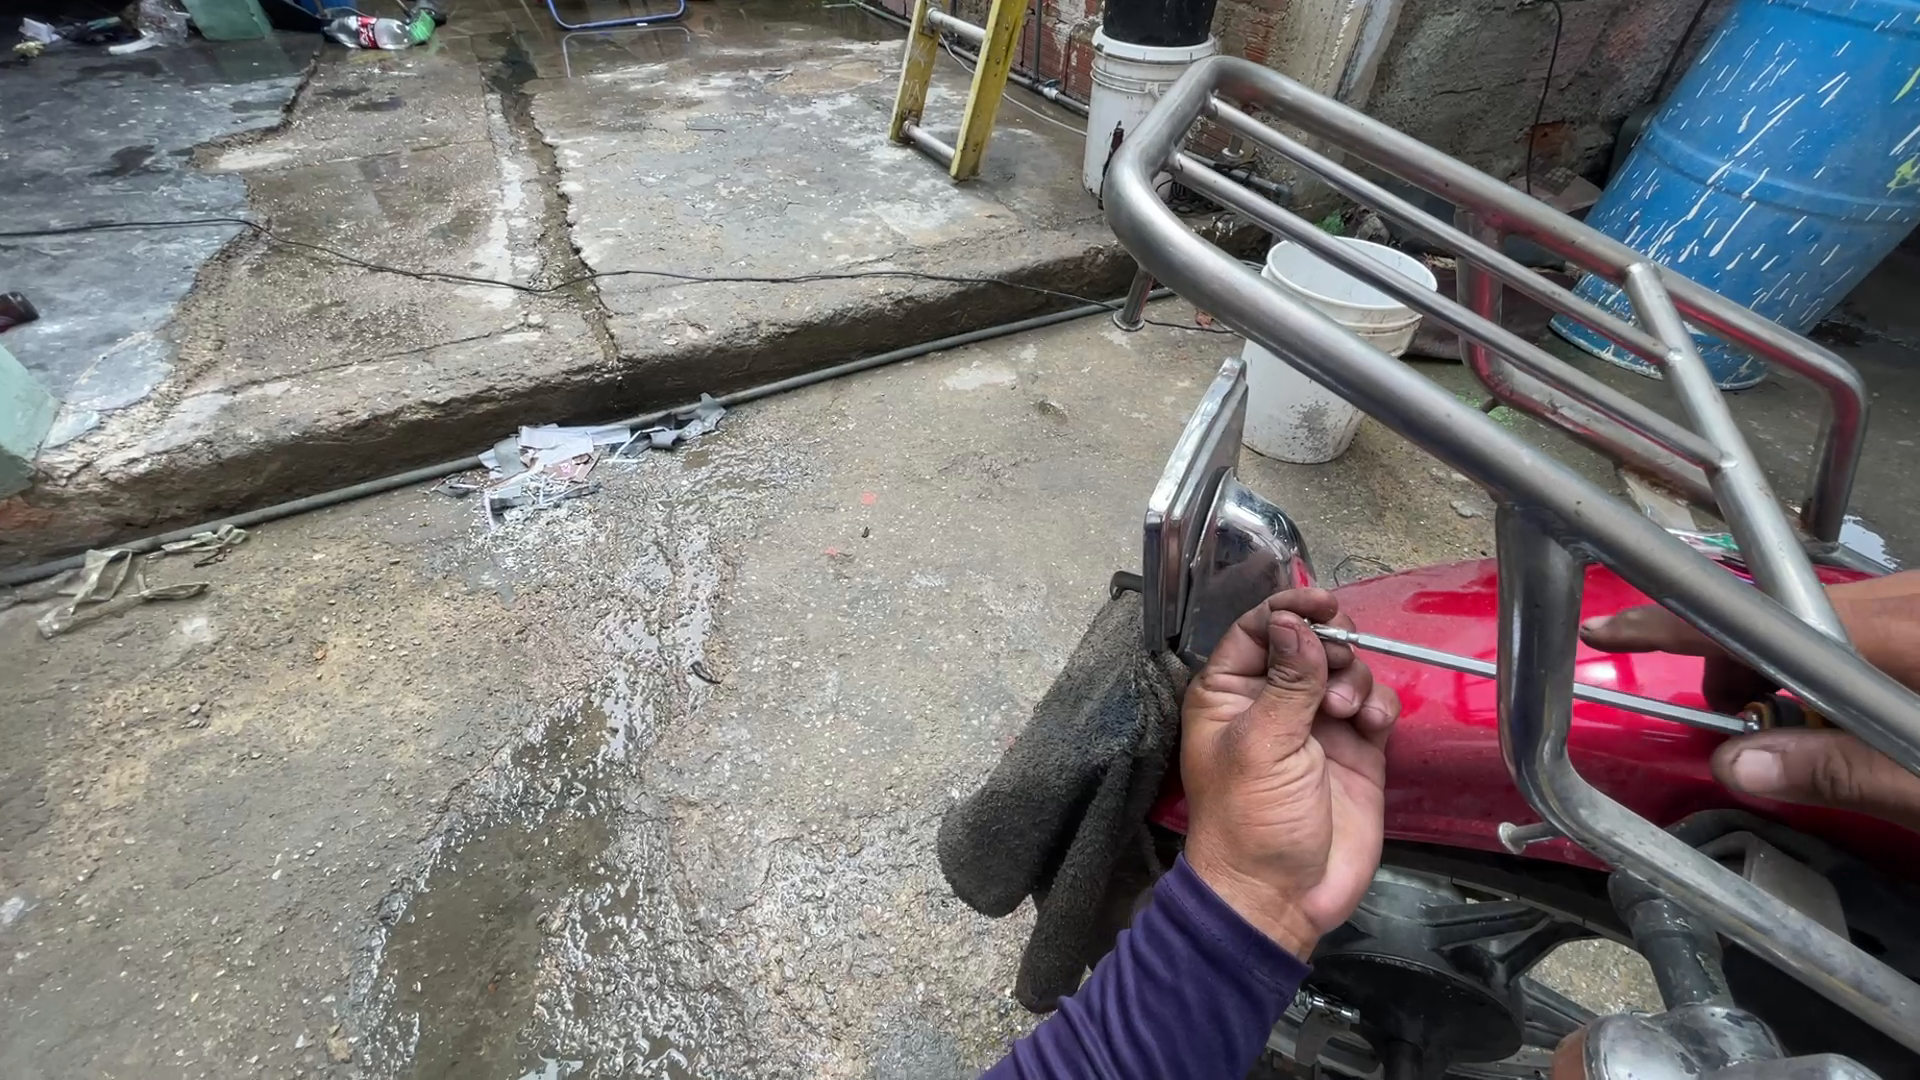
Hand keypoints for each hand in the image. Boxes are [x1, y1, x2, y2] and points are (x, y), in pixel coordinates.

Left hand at [1180, 588, 1399, 957]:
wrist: (1282, 893)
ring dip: (1354, 679)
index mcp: (1228, 691)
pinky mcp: (1354, 747)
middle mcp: (1270, 698)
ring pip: (1344, 670)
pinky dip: (1378, 705)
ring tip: (1347, 714)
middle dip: (1329, 649)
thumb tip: (1294, 622)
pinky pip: (1373, 704)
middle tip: (1335, 676)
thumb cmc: (1251, 816)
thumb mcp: (1263, 743)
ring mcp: (1314, 722)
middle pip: (1307, 643)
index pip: (1257, 630)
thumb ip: (1286, 681)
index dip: (1288, 610)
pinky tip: (1371, 725)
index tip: (1324, 604)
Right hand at [1581, 599, 1919, 832]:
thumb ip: (1848, 774)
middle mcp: (1907, 603)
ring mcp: (1915, 602)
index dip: (1669, 628)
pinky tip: (1839, 702)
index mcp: (1907, 636)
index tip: (1602, 635)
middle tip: (1739, 727)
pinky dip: (1814, 660)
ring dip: (1771, 666)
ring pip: (1800, 618)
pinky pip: (1840, 622)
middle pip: (1768, 616)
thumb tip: (1735, 765)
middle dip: (1730, 667)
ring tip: (1797, 723)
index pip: (1756, 622)